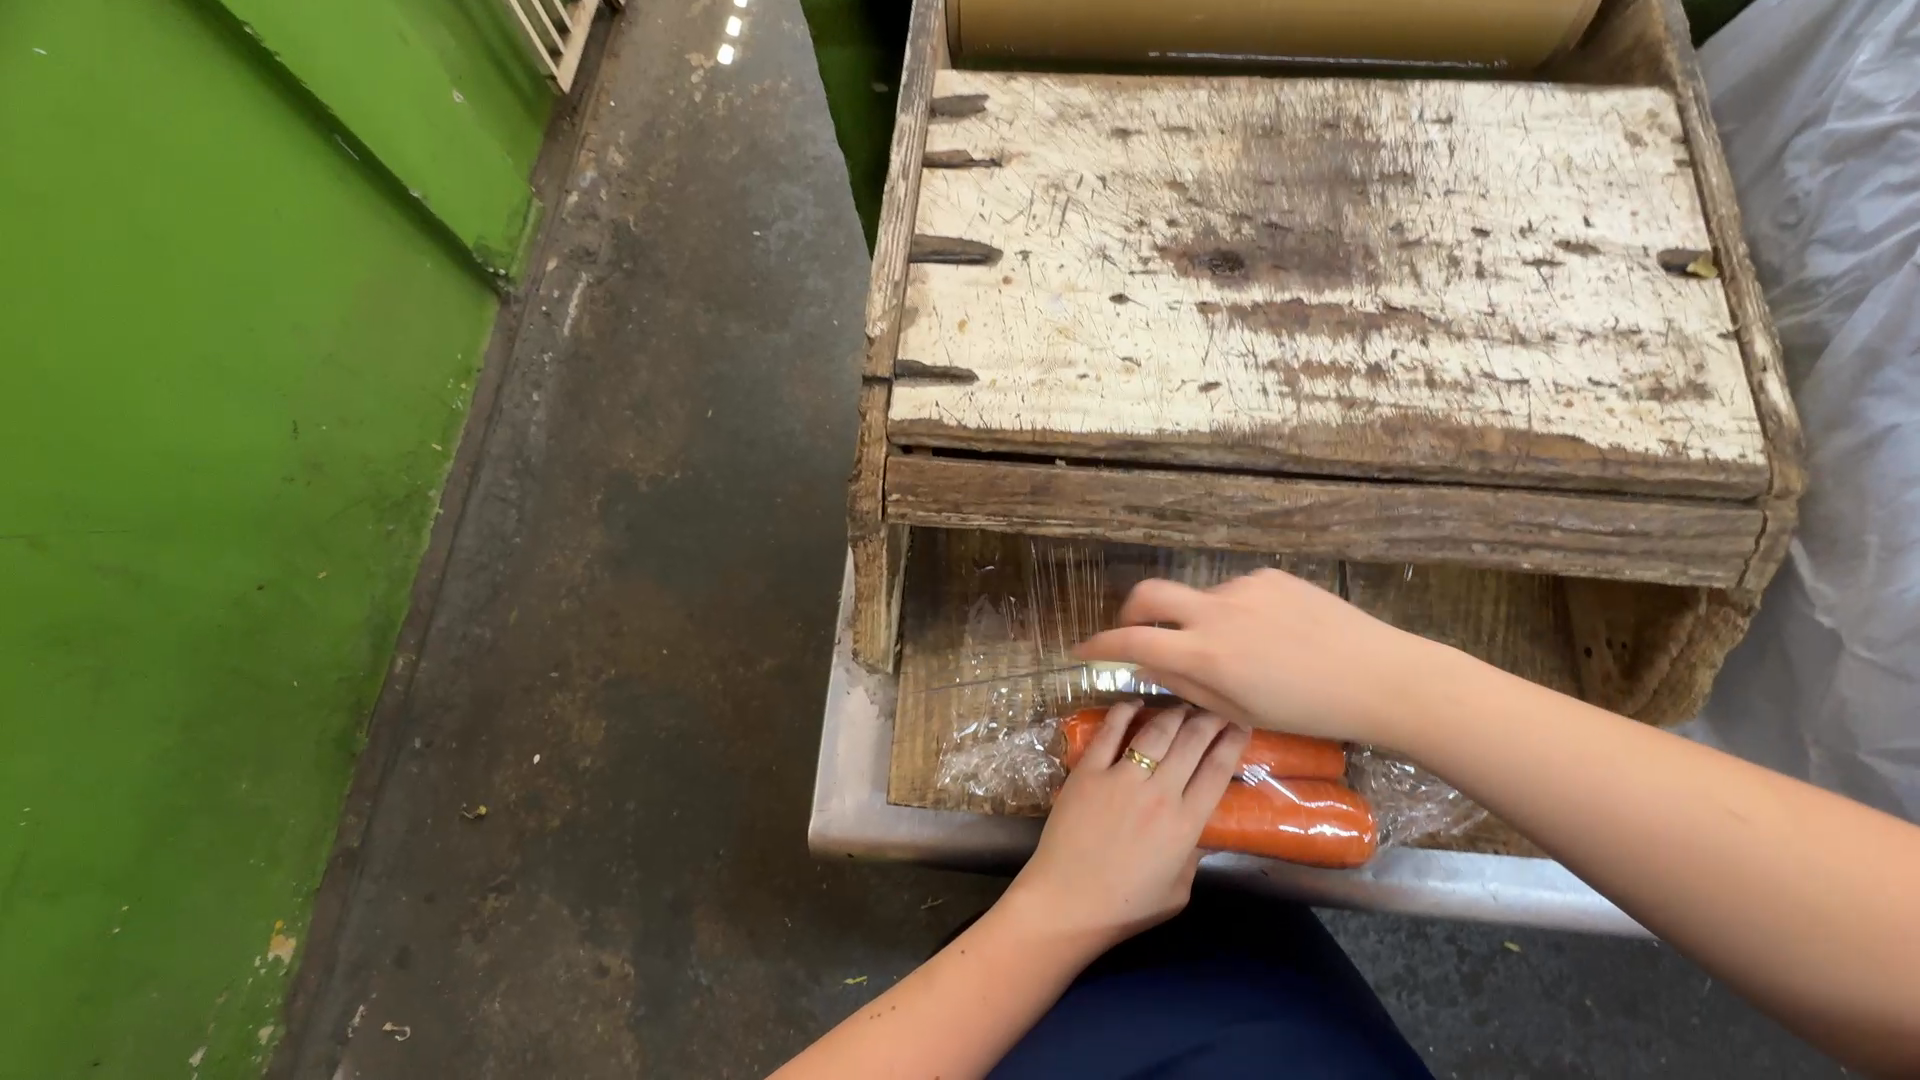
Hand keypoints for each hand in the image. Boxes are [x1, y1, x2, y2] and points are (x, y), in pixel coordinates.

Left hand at [1002, 702, 1249, 950]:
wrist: (1068, 902)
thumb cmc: (1126, 906)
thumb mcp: (1179, 889)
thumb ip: (1193, 855)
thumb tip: (1199, 831)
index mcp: (1185, 824)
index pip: (1218, 771)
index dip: (1233, 743)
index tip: (1240, 725)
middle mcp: (1159, 793)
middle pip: (1192, 743)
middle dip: (1209, 720)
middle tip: (1215, 710)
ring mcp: (1121, 778)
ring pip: (1155, 732)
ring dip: (1173, 714)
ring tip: (1183, 706)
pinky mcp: (1088, 772)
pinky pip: (1109, 732)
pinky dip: (1124, 712)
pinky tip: (1135, 704)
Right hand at [1075, 569, 1449, 747]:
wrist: (1381, 678)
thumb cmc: (1309, 710)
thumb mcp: (1239, 713)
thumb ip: (1187, 687)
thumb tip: (1151, 667)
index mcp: (1208, 655)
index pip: (1132, 643)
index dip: (1099, 646)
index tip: (1082, 650)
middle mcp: (1217, 612)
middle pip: (1146, 595)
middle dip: (1128, 612)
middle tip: (1135, 633)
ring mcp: (1244, 588)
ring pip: (1196, 599)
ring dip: (1195, 620)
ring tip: (1236, 650)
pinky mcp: (1269, 576)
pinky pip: (1233, 592)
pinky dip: (1232, 612)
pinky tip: (1267, 634)